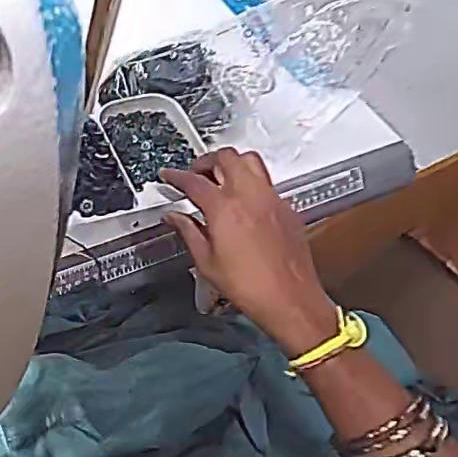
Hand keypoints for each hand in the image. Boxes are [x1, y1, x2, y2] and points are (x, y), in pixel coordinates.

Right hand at [160, 147, 339, 353]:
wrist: (287, 297)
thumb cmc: (250, 286)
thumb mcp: (206, 262)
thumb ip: (188, 232)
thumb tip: (175, 218)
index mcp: (225, 210)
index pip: (195, 181)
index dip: (177, 176)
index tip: (170, 176)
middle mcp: (250, 197)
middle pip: (226, 158)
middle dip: (206, 161)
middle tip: (194, 173)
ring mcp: (271, 199)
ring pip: (250, 161)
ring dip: (231, 163)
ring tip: (219, 176)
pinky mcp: (286, 208)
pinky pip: (266, 180)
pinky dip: (250, 179)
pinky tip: (242, 197)